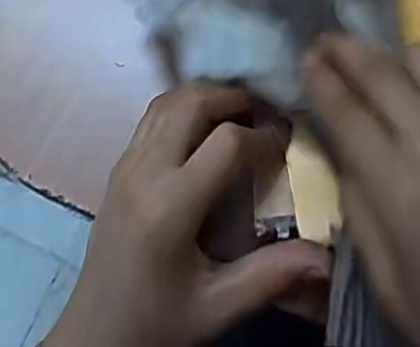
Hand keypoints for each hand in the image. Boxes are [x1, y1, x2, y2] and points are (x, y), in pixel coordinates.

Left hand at [44, 84, 331, 346]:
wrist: (93, 335)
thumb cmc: (156, 323)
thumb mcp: (216, 308)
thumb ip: (270, 276)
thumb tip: (326, 255)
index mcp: (170, 206)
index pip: (225, 143)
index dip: (263, 135)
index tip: (289, 140)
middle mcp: (144, 171)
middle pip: (192, 103)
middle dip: (234, 97)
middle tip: (266, 111)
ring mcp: (126, 162)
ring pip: (168, 100)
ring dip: (206, 96)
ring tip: (240, 112)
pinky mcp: (118, 164)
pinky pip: (153, 115)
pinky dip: (183, 105)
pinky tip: (205, 125)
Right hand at [304, 36, 419, 346]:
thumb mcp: (386, 277)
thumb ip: (357, 200)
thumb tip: (340, 141)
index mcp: (403, 189)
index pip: (346, 111)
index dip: (319, 77)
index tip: (304, 56)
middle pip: (380, 70)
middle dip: (344, 48)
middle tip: (325, 41)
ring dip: (391, 59)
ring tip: (379, 72)